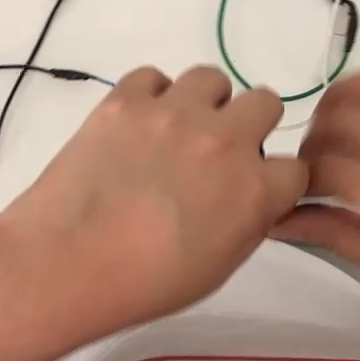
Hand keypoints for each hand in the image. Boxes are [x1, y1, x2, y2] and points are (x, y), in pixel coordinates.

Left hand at [0, 66, 307, 333]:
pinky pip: (152, 76)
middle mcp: (223, 140)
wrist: (63, 264)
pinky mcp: (125, 100)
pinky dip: (149, 96)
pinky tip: (135, 125)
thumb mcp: (217, 267)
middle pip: (266, 101)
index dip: (275, 180)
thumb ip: (247, 221)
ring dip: (203, 103)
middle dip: (249, 126)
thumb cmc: (143, 284)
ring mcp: (173, 113)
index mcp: (253, 189)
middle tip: (216, 152)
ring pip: (212, 77)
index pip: (295, 167)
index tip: (253, 187)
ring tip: (175, 131)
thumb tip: (252, 196)